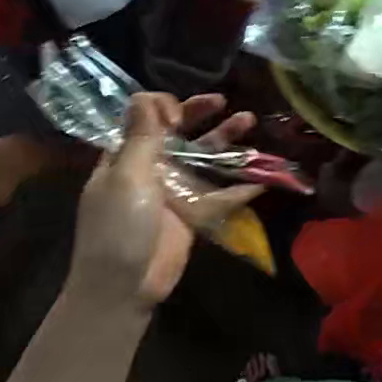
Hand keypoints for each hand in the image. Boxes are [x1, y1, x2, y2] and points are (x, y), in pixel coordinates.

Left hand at [68, 93, 260, 306]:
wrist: (123, 285)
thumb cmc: (117, 226)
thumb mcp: (126, 175)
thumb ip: (140, 136)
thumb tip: (144, 96)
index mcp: (125, 155)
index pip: (146, 119)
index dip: (163, 109)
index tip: (177, 117)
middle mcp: (150, 168)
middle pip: (179, 134)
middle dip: (200, 115)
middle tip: (224, 101)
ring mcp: (173, 192)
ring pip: (203, 159)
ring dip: (225, 141)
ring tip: (249, 121)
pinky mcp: (192, 216)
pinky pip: (219, 195)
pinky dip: (240, 187)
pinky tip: (264, 176)